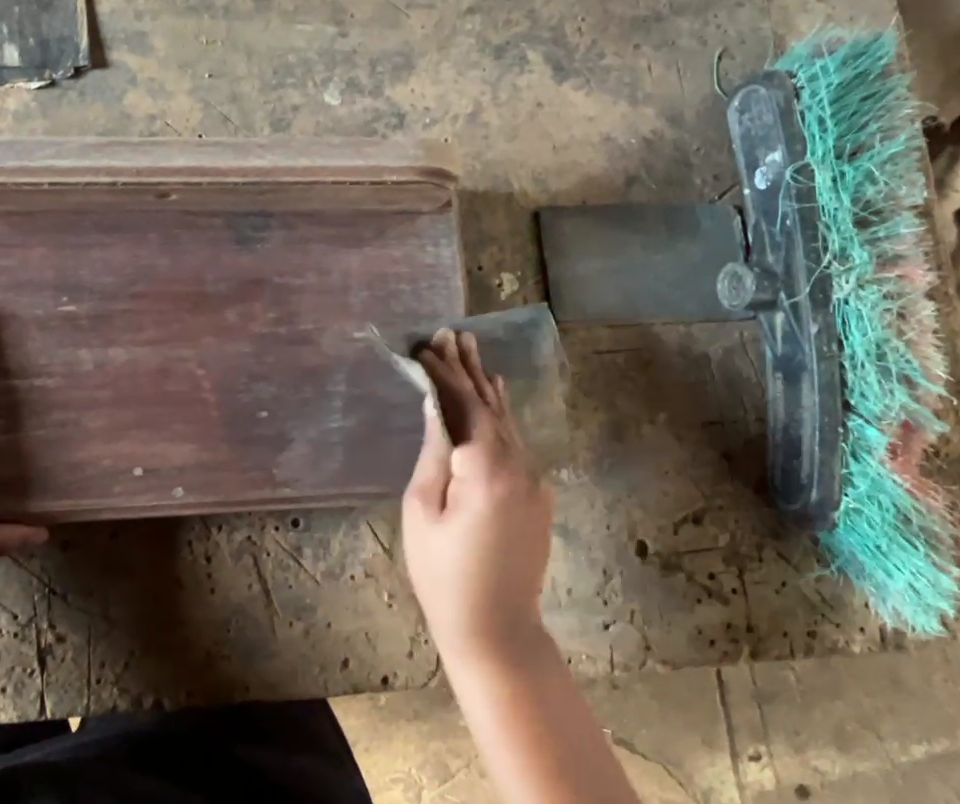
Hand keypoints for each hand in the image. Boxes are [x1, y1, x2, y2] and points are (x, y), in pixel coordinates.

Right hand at [402, 330, 554, 666]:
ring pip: (507, 420)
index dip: (442, 373)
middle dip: (468, 368)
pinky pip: (517, 442)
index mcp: (484, 468)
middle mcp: (517, 465)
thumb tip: (435, 406)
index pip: (462, 404)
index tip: (425, 345)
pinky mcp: (538, 494)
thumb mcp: (421, 510)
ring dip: (486, 386)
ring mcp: (533, 479)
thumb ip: (433, 452)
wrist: (495, 627)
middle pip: (489, 404)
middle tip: (452, 333)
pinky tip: (494, 397)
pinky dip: (501, 415)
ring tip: (471, 351)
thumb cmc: (442, 573)